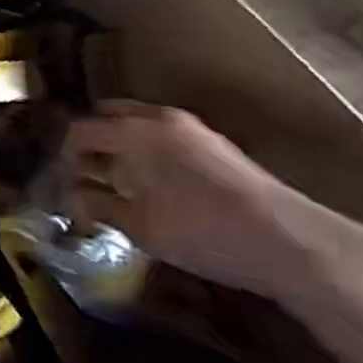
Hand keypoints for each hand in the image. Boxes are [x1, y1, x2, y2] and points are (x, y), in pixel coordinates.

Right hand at [61, 100, 308, 295]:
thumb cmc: (204, 231)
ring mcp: (194, 129)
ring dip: (125, 144)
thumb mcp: (141, 226)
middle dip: (95, 139)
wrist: (299, 246)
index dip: (65, 153)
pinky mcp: (220, 146)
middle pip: (109, 116)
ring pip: (141, 125)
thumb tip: (70, 196)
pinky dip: (152, 150)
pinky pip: (168, 136)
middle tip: (90, 171)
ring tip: (124, 179)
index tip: (63, 178)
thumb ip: (98, 206)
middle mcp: (159, 119)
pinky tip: (160, 184)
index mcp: (132, 131)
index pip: (80, 130)